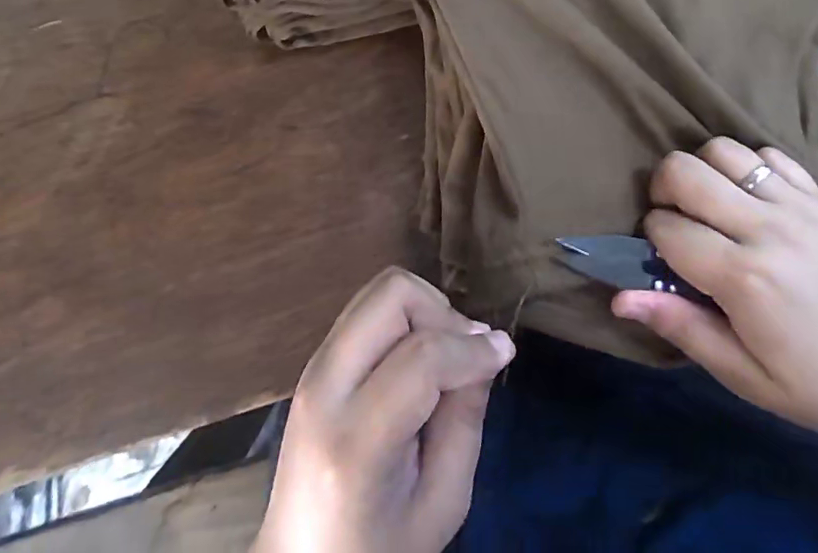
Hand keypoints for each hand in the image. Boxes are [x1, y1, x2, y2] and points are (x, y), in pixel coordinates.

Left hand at [256, 267, 514, 552]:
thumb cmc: (380, 547)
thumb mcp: (442, 502)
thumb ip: (465, 419)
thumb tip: (487, 347)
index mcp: (354, 441)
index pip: (421, 356)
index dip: (472, 347)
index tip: (505, 352)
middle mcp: (324, 388)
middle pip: (392, 296)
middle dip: (443, 312)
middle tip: (467, 352)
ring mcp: (313, 368)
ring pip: (379, 291)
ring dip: (424, 310)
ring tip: (446, 355)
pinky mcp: (315, 361)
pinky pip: (368, 309)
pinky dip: (405, 317)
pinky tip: (420, 356)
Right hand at [611, 138, 817, 461]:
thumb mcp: (746, 376)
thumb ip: (681, 327)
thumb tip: (619, 297)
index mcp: (745, 278)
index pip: (667, 228)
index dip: (651, 239)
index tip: (662, 260)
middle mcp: (768, 228)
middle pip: (685, 170)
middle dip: (663, 188)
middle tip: (673, 219)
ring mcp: (799, 206)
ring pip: (724, 150)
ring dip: (702, 170)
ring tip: (708, 204)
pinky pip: (771, 154)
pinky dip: (748, 165)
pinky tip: (751, 197)